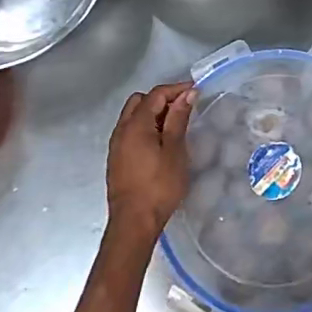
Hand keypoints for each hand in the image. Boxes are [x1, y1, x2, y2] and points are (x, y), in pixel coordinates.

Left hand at [106, 82, 194, 242]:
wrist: (133, 223)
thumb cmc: (159, 186)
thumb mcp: (175, 150)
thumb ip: (179, 119)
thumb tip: (187, 93)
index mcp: (135, 124)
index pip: (155, 94)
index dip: (176, 89)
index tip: (195, 90)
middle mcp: (121, 129)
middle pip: (140, 101)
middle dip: (162, 99)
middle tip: (183, 108)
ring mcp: (116, 145)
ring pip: (132, 116)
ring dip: (152, 113)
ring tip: (174, 125)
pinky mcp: (116, 159)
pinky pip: (130, 131)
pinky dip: (145, 127)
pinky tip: (160, 142)